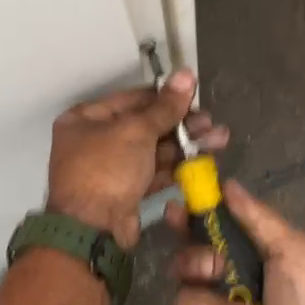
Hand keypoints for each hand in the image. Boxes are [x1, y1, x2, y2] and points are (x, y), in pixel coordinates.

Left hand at [47, 70, 228, 249]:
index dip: (164, 96)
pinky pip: (153, 172)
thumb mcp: (136, 131)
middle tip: (211, 122)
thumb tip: (186, 74)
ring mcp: (109, 169)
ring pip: (152, 150)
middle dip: (180, 123)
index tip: (194, 95)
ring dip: (185, 144)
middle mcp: (94, 141)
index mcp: (84, 119)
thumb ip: (164, 107)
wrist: (92, 229)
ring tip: (219, 138)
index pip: (130, 99)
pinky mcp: (124, 192)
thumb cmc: (106, 170)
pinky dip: (177, 166)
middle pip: (143, 125)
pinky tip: (204, 160)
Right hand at [169, 181, 304, 304]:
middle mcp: (217, 283)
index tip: (176, 209)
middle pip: (182, 257)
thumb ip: (259, 218)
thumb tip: (229, 184)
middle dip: (195, 259)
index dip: (186, 218)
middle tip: (215, 267)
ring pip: (182, 292)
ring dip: (220, 304)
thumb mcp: (295, 252)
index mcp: (241, 258)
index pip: (203, 231)